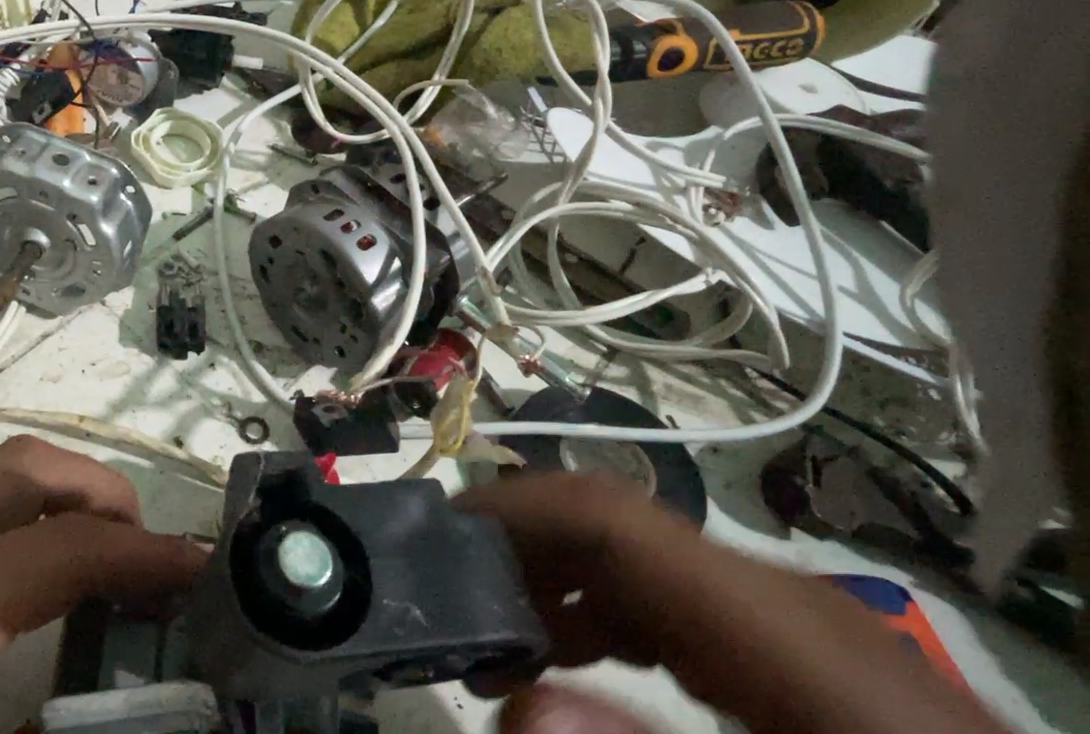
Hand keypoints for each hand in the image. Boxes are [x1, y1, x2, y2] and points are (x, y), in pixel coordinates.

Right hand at [454, 473, 1008, 733]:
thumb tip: (518, 706)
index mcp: (777, 621)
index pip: (611, 517)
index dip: (510, 509)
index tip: (430, 539)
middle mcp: (773, 591)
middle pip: (613, 528)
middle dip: (514, 552)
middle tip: (441, 605)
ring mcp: (782, 612)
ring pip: (634, 560)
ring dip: (549, 586)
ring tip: (488, 642)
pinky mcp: (785, 641)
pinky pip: (667, 600)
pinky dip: (598, 617)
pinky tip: (563, 657)